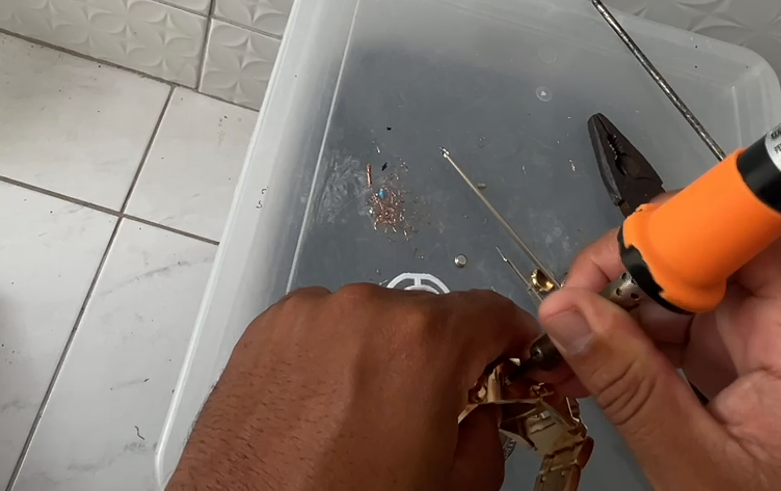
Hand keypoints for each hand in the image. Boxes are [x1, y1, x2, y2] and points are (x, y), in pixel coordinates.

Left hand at [170, 283, 538, 490]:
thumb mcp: (448, 490)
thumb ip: (484, 439)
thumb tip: (481, 414)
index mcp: (421, 343)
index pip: (490, 311)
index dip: (510, 338)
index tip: (512, 357)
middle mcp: (365, 308)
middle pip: (426, 319)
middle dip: (437, 359)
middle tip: (426, 412)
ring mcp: (310, 311)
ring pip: (370, 320)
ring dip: (378, 355)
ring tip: (357, 419)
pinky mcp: (268, 324)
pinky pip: (321, 326)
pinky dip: (331, 356)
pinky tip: (320, 409)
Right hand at [538, 223, 780, 490]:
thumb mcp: (701, 478)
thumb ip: (631, 389)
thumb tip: (559, 306)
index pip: (754, 234)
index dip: (681, 226)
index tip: (607, 272)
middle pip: (712, 255)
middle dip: (634, 273)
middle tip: (571, 315)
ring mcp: (776, 355)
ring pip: (693, 292)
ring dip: (629, 311)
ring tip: (574, 353)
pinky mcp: (758, 378)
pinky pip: (694, 334)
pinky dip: (645, 344)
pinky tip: (604, 370)